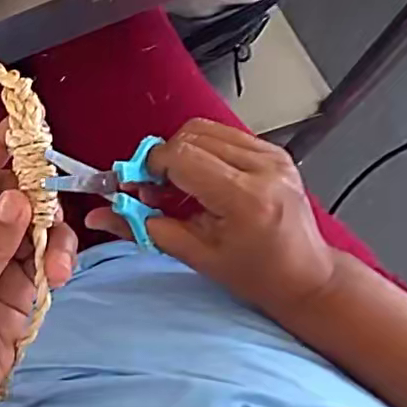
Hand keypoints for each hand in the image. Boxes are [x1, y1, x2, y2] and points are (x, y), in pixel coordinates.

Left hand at [0, 123, 77, 406]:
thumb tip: (16, 197)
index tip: (23, 125)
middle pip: (8, 197)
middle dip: (34, 195)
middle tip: (55, 201)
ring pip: (33, 228)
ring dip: (50, 235)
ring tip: (57, 262)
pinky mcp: (20, 290)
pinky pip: (44, 260)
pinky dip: (57, 261)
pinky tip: (59, 275)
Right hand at [87, 118, 339, 317]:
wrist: (306, 276)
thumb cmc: (254, 274)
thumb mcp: (193, 255)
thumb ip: (142, 227)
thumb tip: (100, 215)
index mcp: (245, 197)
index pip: (181, 157)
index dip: (148, 168)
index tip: (136, 187)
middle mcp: (263, 168)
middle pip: (189, 137)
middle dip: (161, 160)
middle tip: (153, 190)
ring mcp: (272, 156)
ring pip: (203, 131)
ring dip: (180, 153)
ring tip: (177, 186)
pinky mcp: (273, 152)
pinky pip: (222, 135)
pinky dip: (201, 152)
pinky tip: (199, 181)